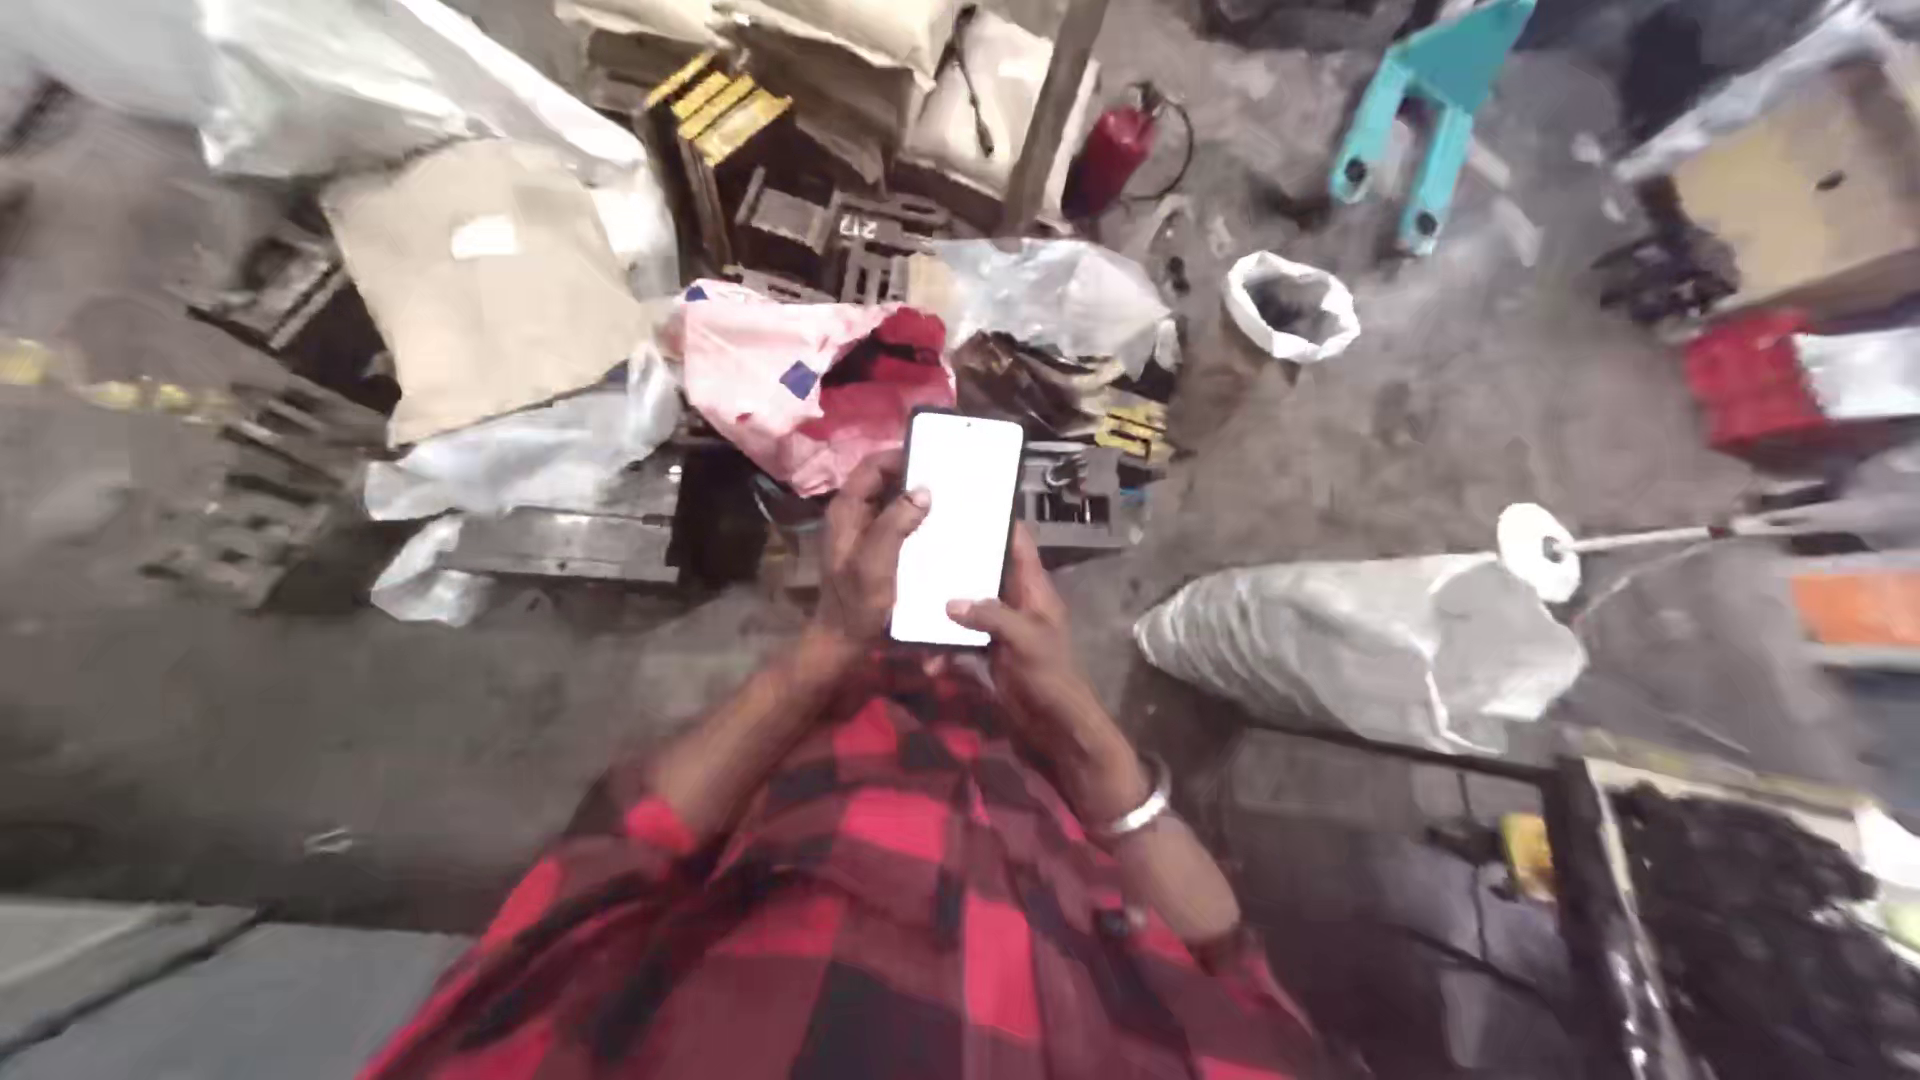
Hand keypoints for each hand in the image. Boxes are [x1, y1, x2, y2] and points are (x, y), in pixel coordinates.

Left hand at [812, 449, 930, 649]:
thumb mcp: (875, 563)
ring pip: (891, 499)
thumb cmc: (857, 603)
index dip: (900, 456)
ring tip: (949, 494)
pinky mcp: (876, 548)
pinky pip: (897, 520)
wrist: (844, 641)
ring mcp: (863, 531)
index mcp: (846, 511)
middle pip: (883, 480)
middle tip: (948, 475)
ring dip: (916, 496)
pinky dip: (916, 516)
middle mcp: (853, 515)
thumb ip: (895, 524)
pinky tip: (939, 523)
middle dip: (913, 473)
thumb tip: (923, 490)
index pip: (872, 466)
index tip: (935, 457)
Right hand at [947, 526, 1147, 821]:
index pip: (1020, 544)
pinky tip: (930, 664)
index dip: (1001, 522)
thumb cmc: (1052, 676)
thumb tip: (949, 602)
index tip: (970, 502)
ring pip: (968, 606)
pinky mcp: (988, 652)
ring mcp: (1001, 627)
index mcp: (1034, 590)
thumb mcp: (1026, 640)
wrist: (1056, 727)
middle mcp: (1016, 602)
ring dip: (944, 610)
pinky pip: (961, 640)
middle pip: (986, 571)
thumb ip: (991, 616)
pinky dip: (945, 650)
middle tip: (923, 543)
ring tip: (912, 602)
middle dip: (959, 560)